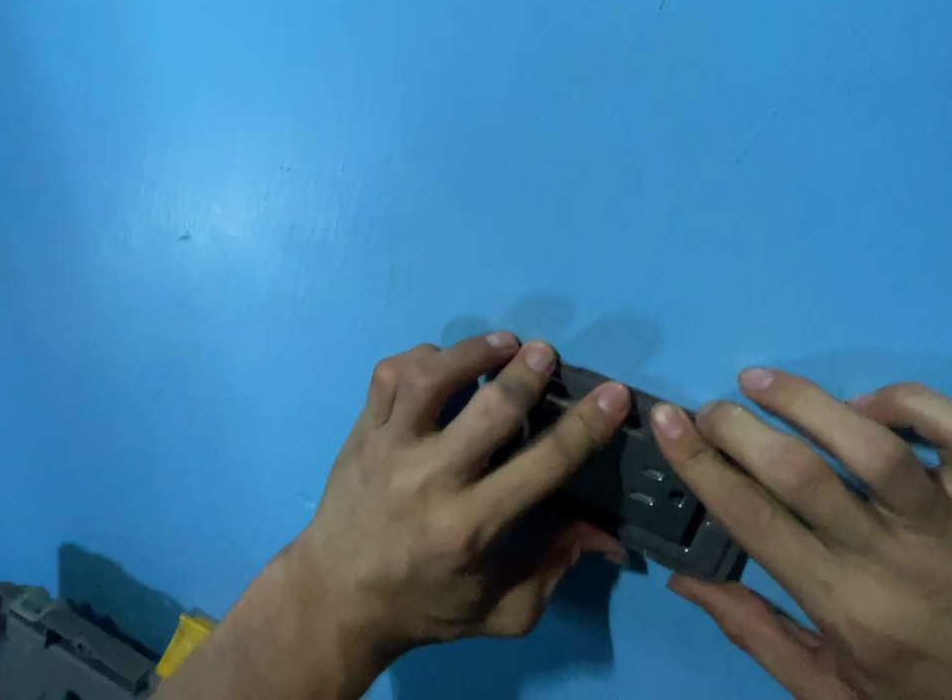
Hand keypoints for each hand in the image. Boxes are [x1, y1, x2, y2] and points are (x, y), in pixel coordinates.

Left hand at [288, 333, 631, 659]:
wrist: (337, 595)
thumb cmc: (426, 604)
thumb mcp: (502, 608)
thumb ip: (555, 565)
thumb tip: (607, 531)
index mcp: (472, 524)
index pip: (543, 464)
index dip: (585, 426)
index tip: (613, 396)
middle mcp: (431, 476)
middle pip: (489, 410)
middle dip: (525, 374)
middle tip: (547, 352)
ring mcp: (390, 446)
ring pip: (430, 379)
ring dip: (471, 352)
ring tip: (501, 342)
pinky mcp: (362, 430)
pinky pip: (389, 376)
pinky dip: (418, 357)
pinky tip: (442, 359)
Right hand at [651, 372, 951, 699]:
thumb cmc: (945, 697)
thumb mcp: (842, 692)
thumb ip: (757, 633)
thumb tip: (682, 578)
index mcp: (845, 607)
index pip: (749, 520)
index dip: (697, 462)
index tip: (666, 420)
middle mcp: (891, 562)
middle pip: (798, 474)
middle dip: (736, 426)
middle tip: (710, 408)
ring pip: (873, 446)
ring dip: (805, 402)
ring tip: (762, 381)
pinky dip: (915, 404)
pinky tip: (872, 404)